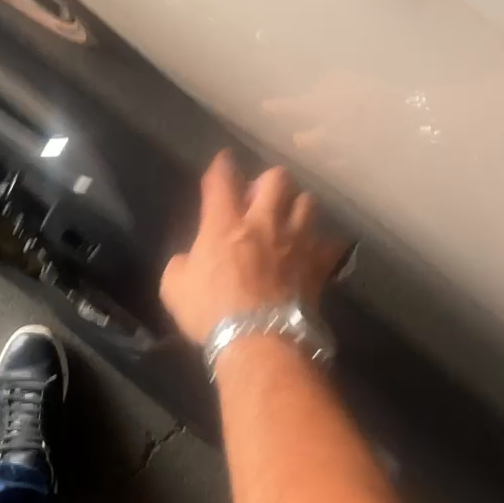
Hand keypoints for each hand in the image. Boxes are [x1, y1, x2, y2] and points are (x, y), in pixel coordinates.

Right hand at [160, 151, 346, 343]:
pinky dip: (321, 243)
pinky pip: (329, 242)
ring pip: (308, 201)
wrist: (259, 341)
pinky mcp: (318, 265)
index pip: (222, 179)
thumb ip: (181, 264)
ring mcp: (296, 241)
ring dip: (297, 205)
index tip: (223, 162)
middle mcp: (263, 222)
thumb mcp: (174, 288)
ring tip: (289, 218)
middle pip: (276, 178)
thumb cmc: (211, 312)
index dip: (221, 166)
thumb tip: (189, 259)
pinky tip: (313, 250)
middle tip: (259, 197)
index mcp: (224, 224)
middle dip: (267, 182)